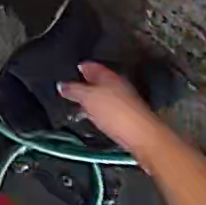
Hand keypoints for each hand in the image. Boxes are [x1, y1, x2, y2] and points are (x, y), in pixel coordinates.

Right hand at [58, 62, 175, 161]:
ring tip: (80, 106)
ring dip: (92, 100)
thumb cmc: (118, 114)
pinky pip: (110, 111)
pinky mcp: (128, 118)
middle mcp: (118, 86)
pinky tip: (96, 120)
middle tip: (71, 89)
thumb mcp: (88, 99)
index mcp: (108, 76)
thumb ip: (73, 90)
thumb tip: (61, 85)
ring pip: (104, 96)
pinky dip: (100, 113)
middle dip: (84, 84)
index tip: (71, 68)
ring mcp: (125, 102)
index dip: (79, 67)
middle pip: (97, 81)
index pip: (90, 66)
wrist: (144, 138)